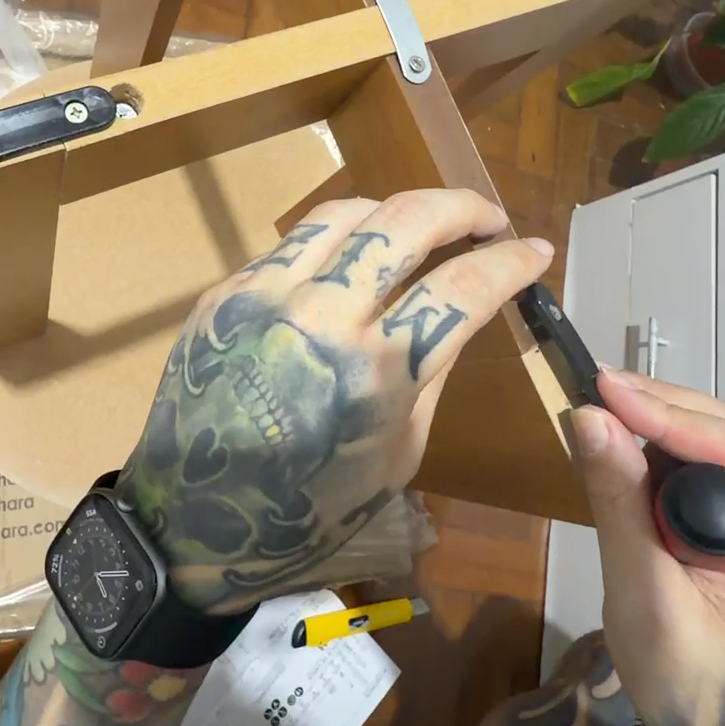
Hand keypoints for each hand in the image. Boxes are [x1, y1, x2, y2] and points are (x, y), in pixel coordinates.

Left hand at [117, 189, 553, 614]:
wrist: (191, 518)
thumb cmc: (307, 509)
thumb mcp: (396, 456)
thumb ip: (431, 372)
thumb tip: (462, 307)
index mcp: (375, 374)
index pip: (462, 288)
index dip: (511, 262)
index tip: (533, 251)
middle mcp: (321, 317)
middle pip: (406, 220)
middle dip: (462, 207)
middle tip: (487, 219)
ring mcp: (264, 294)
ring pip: (346, 212)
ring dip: (397, 210)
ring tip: (422, 229)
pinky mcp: (225, 292)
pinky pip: (294, 241)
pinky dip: (339, 237)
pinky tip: (353, 257)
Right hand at [570, 371, 724, 725]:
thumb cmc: (696, 696)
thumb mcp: (649, 603)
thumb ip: (621, 507)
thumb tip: (588, 418)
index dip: (677, 417)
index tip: (608, 389)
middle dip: (672, 412)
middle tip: (602, 387)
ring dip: (671, 428)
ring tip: (610, 408)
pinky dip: (676, 457)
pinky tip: (635, 443)